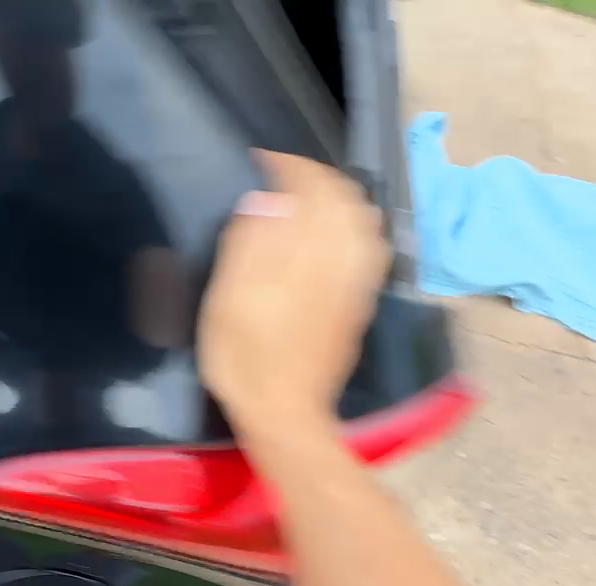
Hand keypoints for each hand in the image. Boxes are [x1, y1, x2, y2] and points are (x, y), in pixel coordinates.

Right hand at [198, 151, 389, 438]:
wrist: (286, 415)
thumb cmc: (246, 362)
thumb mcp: (229, 303)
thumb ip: (249, 244)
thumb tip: (266, 200)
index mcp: (308, 253)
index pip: (311, 186)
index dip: (287, 166)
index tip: (263, 161)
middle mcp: (342, 260)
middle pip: (345, 198)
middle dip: (317, 178)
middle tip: (284, 178)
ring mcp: (356, 285)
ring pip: (362, 223)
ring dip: (339, 202)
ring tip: (308, 203)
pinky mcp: (358, 306)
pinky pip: (367, 252)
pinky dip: (351, 231)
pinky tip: (332, 241)